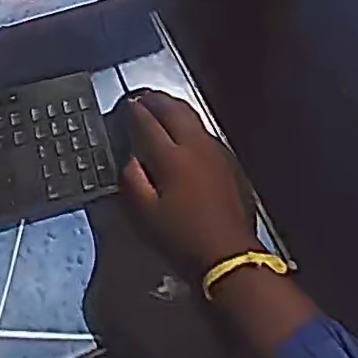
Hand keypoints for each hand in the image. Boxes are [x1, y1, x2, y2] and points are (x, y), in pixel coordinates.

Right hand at [118, 91, 259, 269]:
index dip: (133, 111)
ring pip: (193, 117)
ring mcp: (216, 152)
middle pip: (173, 109)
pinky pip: (206, 133)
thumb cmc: (183, 238)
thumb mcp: (145, 214)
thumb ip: (132, 179)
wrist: (232, 259)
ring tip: (161, 108)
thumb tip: (128, 157)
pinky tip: (186, 135)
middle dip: (155, 100)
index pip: (147, 122)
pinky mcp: (231, 163)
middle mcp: (195, 147)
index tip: (125, 106)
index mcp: (171, 157)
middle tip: (142, 98)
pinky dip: (190, 126)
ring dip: (174, 108)